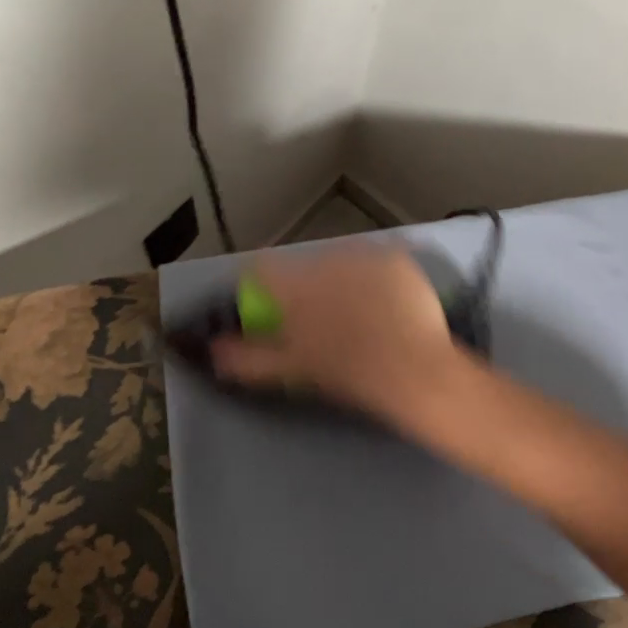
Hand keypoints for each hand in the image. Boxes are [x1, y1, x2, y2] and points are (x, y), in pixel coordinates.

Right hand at [211, 245, 475, 423]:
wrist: (413, 369)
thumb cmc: (347, 372)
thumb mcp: (291, 369)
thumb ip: (246, 358)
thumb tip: (214, 350)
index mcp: (294, 284)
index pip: (261, 270)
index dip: (264, 289)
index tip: (275, 310)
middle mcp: (324, 259)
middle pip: (305, 269)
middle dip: (309, 289)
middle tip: (325, 324)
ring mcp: (365, 255)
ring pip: (342, 264)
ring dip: (344, 282)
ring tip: (362, 316)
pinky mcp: (397, 258)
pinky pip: (377, 263)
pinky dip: (378, 279)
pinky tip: (389, 305)